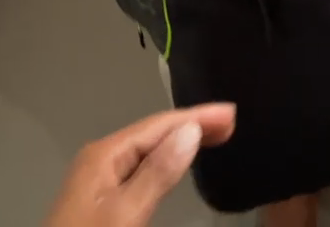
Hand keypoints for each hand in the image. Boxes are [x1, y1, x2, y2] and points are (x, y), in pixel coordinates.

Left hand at [45, 103, 235, 226]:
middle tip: (230, 124)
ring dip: (180, 141)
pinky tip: (175, 162)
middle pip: (153, 134)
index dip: (197, 117)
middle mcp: (100, 159)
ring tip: (213, 135)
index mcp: (104, 155)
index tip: (231, 113)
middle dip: (191, 125)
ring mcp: (98, 180)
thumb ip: (158, 173)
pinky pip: (140, 168)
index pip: (158, 126)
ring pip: (146, 151)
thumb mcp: (125, 215)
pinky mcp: (100, 202)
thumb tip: (191, 129)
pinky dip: (164, 161)